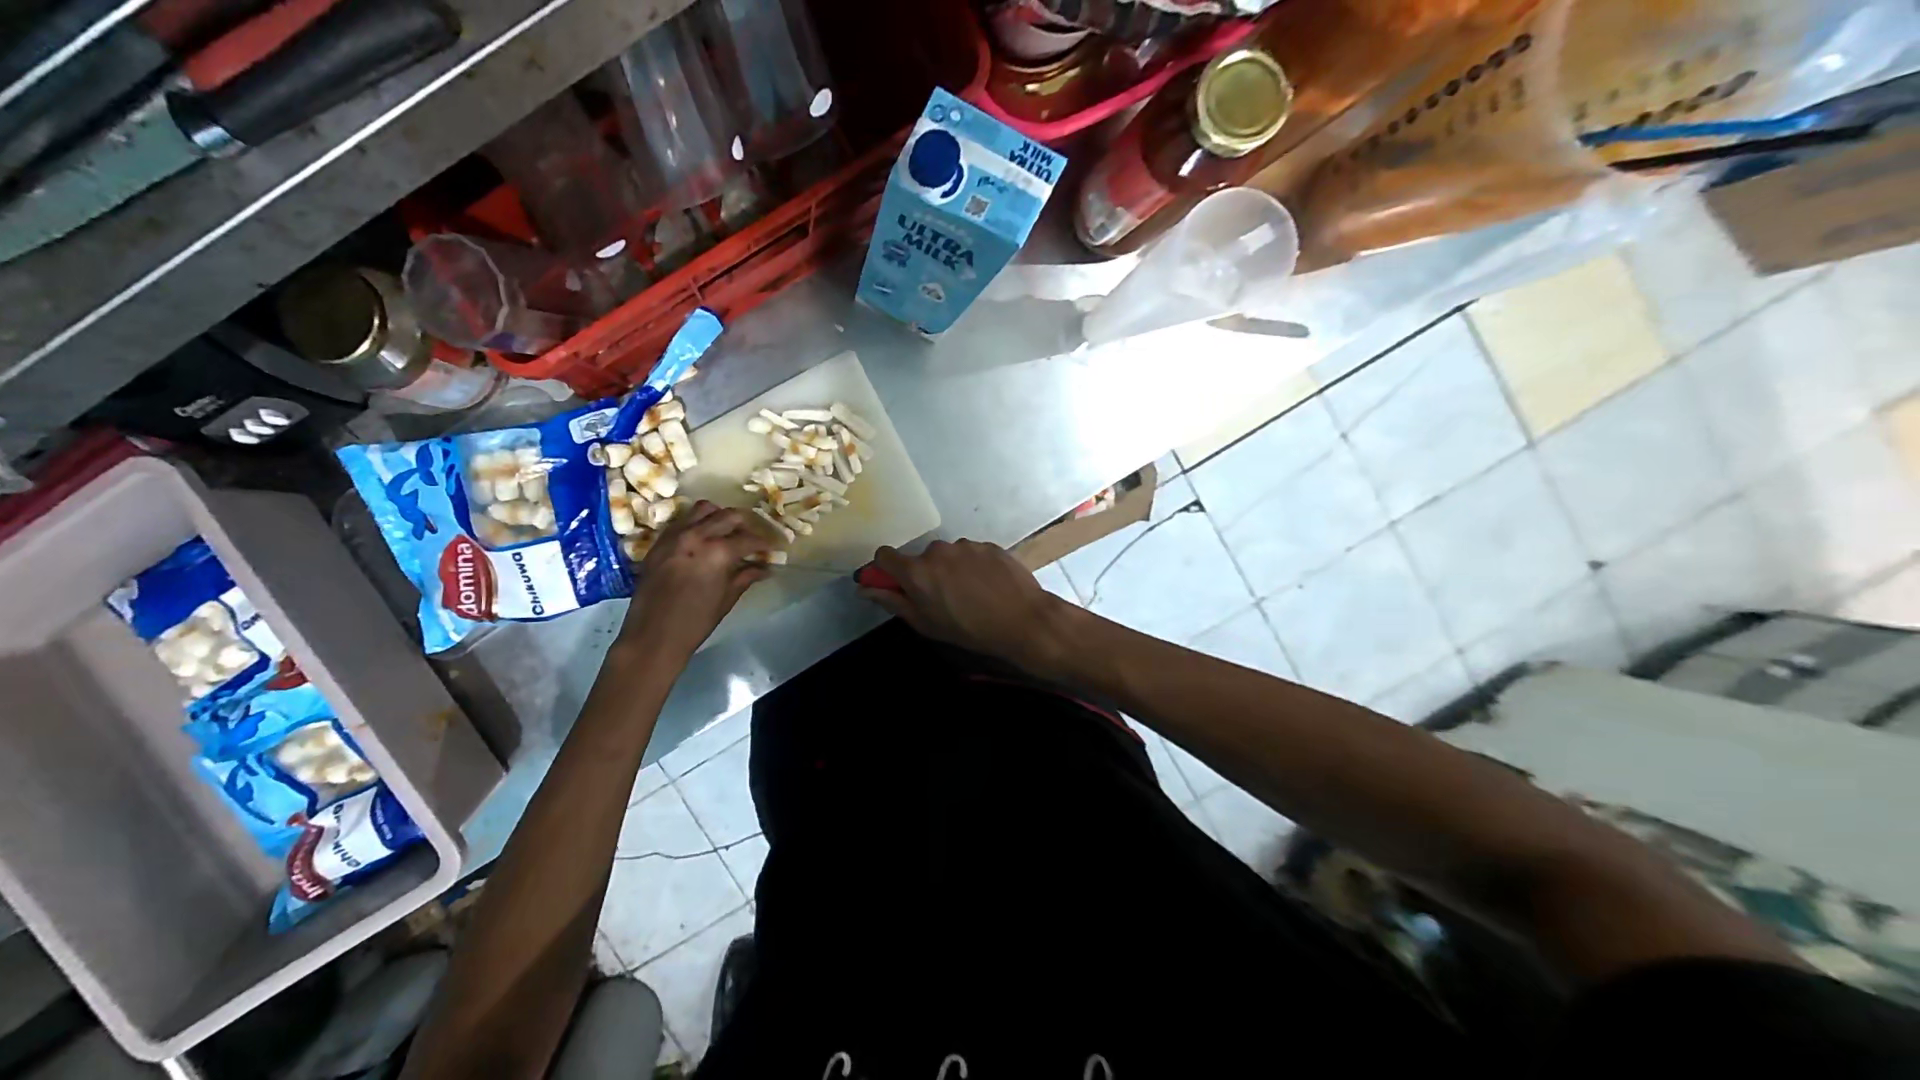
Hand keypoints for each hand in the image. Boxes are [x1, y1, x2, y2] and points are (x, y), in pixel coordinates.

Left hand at [623, 501, 773, 657]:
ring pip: (703, 510)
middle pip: (728, 516)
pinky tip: (704, 538)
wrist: (652, 636)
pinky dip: (697, 523)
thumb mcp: (726, 598)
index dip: (765, 544)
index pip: (748, 539)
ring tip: (728, 531)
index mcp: (717, 552)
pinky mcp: (659, 541)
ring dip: (720, 517)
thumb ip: (746, 576)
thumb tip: (765, 568)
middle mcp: (696, 536)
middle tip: (753, 538)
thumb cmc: (695, 622)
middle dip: (746, 525)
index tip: (773, 548)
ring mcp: (675, 535)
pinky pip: (683, 520)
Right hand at [861, 540, 1077, 666]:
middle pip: (921, 559)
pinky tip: (989, 587)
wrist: (1022, 620)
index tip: (896, 584)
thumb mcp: (926, 623)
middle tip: (944, 600)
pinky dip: (974, 567)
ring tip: (972, 595)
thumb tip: (864, 589)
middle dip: (927, 575)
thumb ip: (893, 602)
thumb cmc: (969, 630)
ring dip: (952, 570)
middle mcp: (938, 550)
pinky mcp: (989, 545)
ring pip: (949, 556)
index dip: (886, 569)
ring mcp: (965, 545)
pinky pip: (972, 554)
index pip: (884, 556)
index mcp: (917, 571)